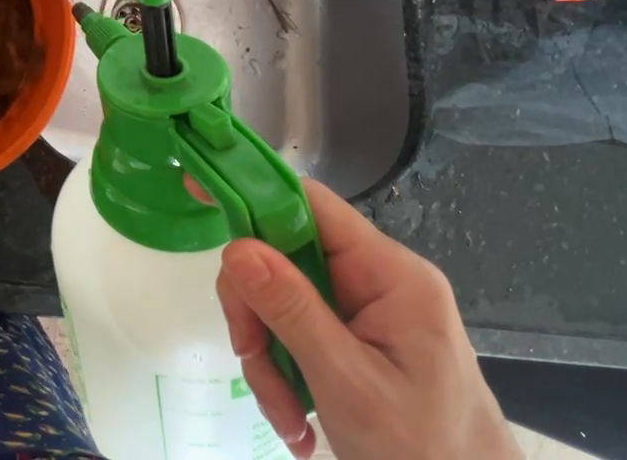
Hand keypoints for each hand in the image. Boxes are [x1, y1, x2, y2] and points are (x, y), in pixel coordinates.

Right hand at [217, 179, 520, 459]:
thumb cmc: (428, 453)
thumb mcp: (350, 385)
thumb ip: (292, 311)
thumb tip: (235, 247)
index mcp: (390, 274)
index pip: (310, 203)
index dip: (252, 194)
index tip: (198, 193)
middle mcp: (376, 279)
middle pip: (281, 258)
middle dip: (257, 314)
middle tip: (252, 359)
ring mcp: (364, 309)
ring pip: (279, 301)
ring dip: (268, 357)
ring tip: (288, 416)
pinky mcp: (354, 338)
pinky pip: (294, 333)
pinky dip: (284, 374)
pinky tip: (299, 419)